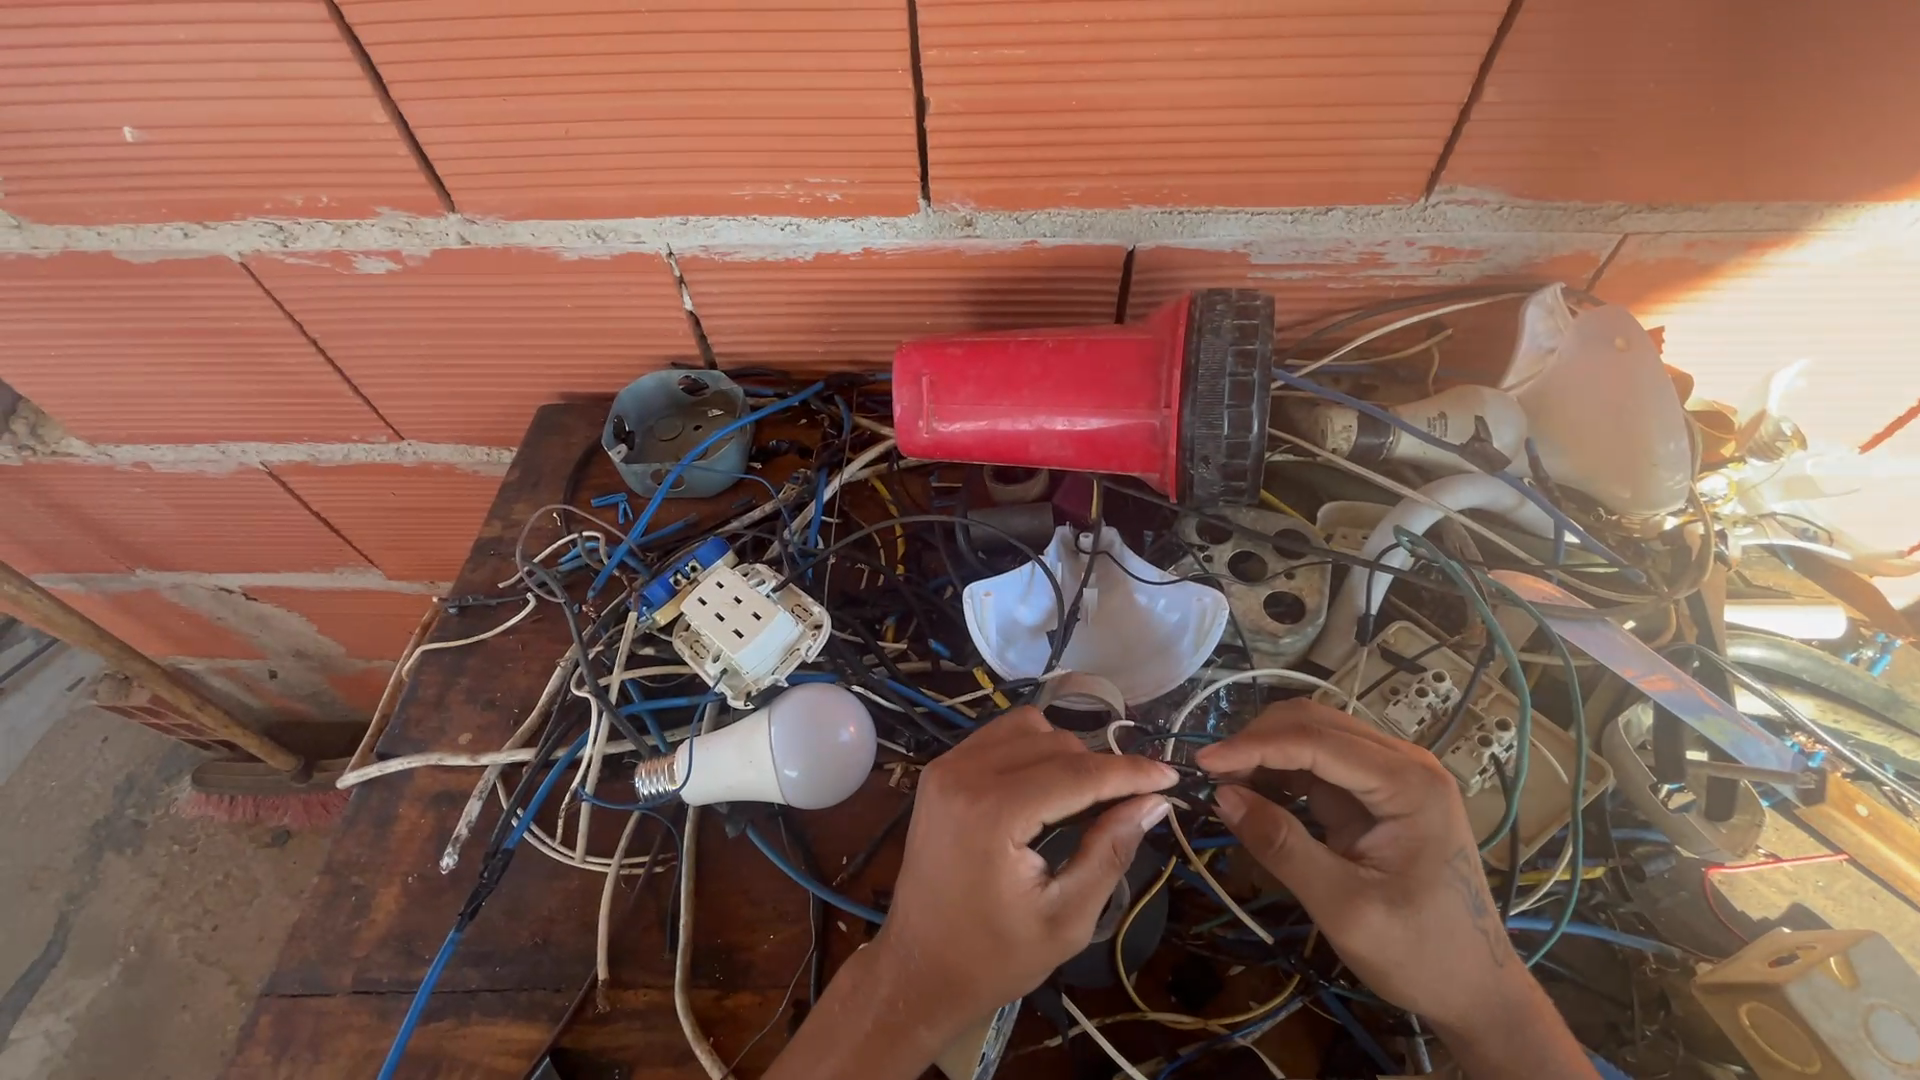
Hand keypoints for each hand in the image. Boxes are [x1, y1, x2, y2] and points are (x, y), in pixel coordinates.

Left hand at [872, 707, 1176, 1029]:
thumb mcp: (1067, 918)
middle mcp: (964, 774)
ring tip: (1087, 796)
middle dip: (1100, 767)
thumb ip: (1111, 851)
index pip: (1079, 773)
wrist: (918, 969)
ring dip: (1066, 752)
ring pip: (1027, 727)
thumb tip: (1154, 801)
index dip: (1131, 772)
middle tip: (1130, 802)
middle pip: (1055, 743)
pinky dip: (1031, 749)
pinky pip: (998, 735)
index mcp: (993, 813)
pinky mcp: (939, 771)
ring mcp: (946, 767)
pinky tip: (1047, 785)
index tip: (1172, 776)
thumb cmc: (994, 957)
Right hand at [1194, 699, 1520, 1029]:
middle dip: (1257, 741)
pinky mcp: (1376, 792)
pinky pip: (1318, 763)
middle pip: (1314, 722)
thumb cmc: (1419, 954)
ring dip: (1266, 752)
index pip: (1316, 739)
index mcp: (1408, 783)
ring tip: (1227, 786)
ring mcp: (1392, 775)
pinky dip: (1280, 771)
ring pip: (1312, 735)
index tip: (1203, 764)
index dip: (1253, 746)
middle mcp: (1404, 763)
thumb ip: (1282, 847)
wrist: (1476, 992)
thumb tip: (1221, 796)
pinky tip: (1255, 795)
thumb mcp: (1343, 907)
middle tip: (1212, 776)